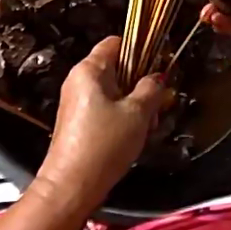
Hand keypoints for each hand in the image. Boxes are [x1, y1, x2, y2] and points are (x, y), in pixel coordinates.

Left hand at [33, 37, 171, 210]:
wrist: (71, 186)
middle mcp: (78, 80)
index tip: (159, 66)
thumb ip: (151, 90)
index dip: (140, 49)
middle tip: (158, 104)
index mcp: (89, 69)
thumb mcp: (136, 114)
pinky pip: (104, 108)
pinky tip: (134, 136)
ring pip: (113, 91)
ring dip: (134, 105)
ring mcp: (76, 101)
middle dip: (140, 84)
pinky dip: (121, 117)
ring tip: (149, 126)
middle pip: (116, 68)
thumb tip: (158, 78)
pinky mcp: (77, 121)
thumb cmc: (104, 144)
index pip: (116, 43)